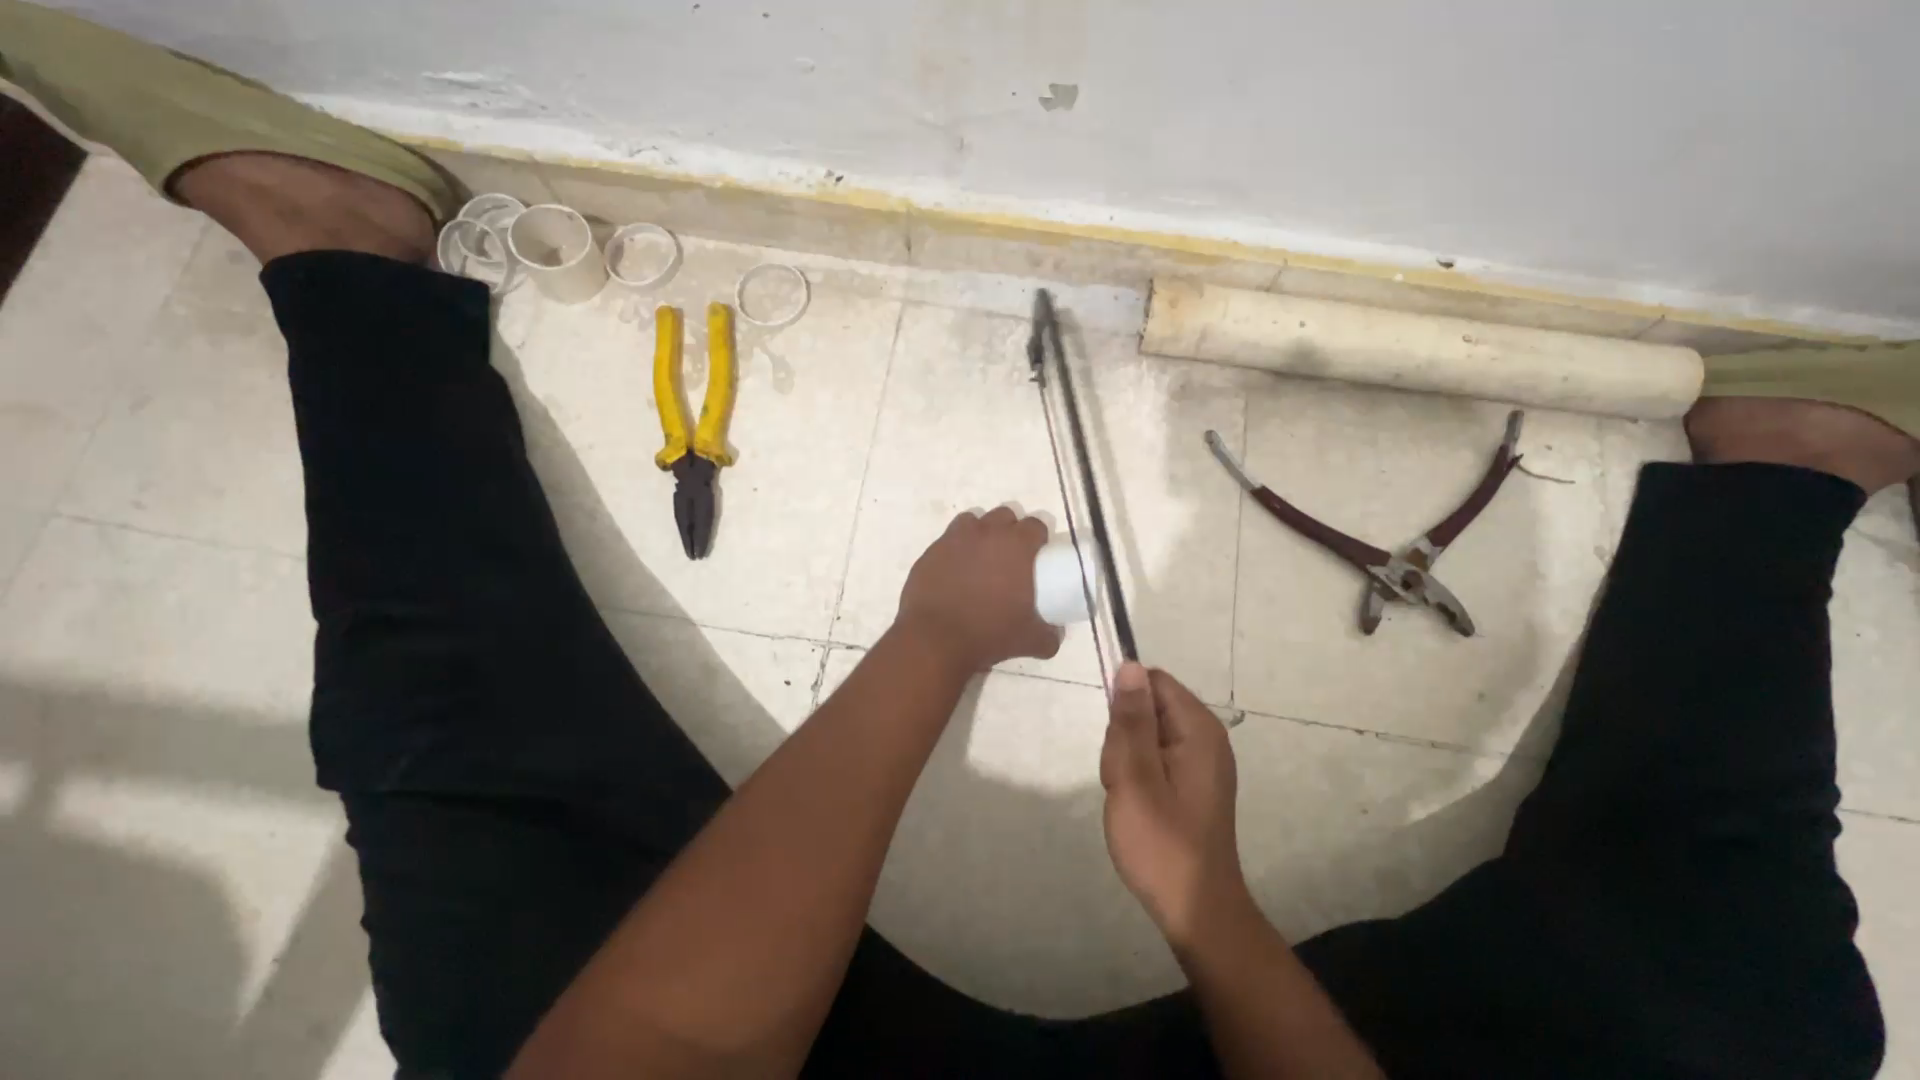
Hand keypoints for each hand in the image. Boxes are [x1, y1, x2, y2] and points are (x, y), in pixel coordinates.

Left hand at [897, 508, 1061, 673]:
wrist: (936, 639)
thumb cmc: (989, 633)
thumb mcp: (1030, 640)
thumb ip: (1049, 635)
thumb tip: (1054, 635)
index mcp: (1017, 546)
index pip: (1036, 525)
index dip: (1039, 537)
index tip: (1039, 554)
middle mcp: (986, 533)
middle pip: (1004, 515)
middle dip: (1010, 530)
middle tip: (1011, 556)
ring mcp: (954, 539)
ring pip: (973, 521)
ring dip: (981, 533)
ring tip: (982, 558)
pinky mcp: (931, 552)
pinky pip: (947, 540)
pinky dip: (955, 550)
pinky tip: (955, 571)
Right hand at [1101, 662, 1247, 945]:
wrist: (1195, 909)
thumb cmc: (1161, 843)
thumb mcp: (1135, 777)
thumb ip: (1130, 720)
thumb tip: (1130, 666)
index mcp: (1198, 730)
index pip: (1153, 682)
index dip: (1124, 706)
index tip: (1117, 745)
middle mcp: (1207, 739)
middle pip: (1149, 709)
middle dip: (1124, 739)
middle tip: (1122, 782)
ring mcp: (1202, 765)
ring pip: (1147, 738)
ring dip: (1127, 763)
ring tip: (1129, 801)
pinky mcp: (1194, 787)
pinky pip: (1156, 762)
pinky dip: (1138, 780)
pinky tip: (1137, 810)